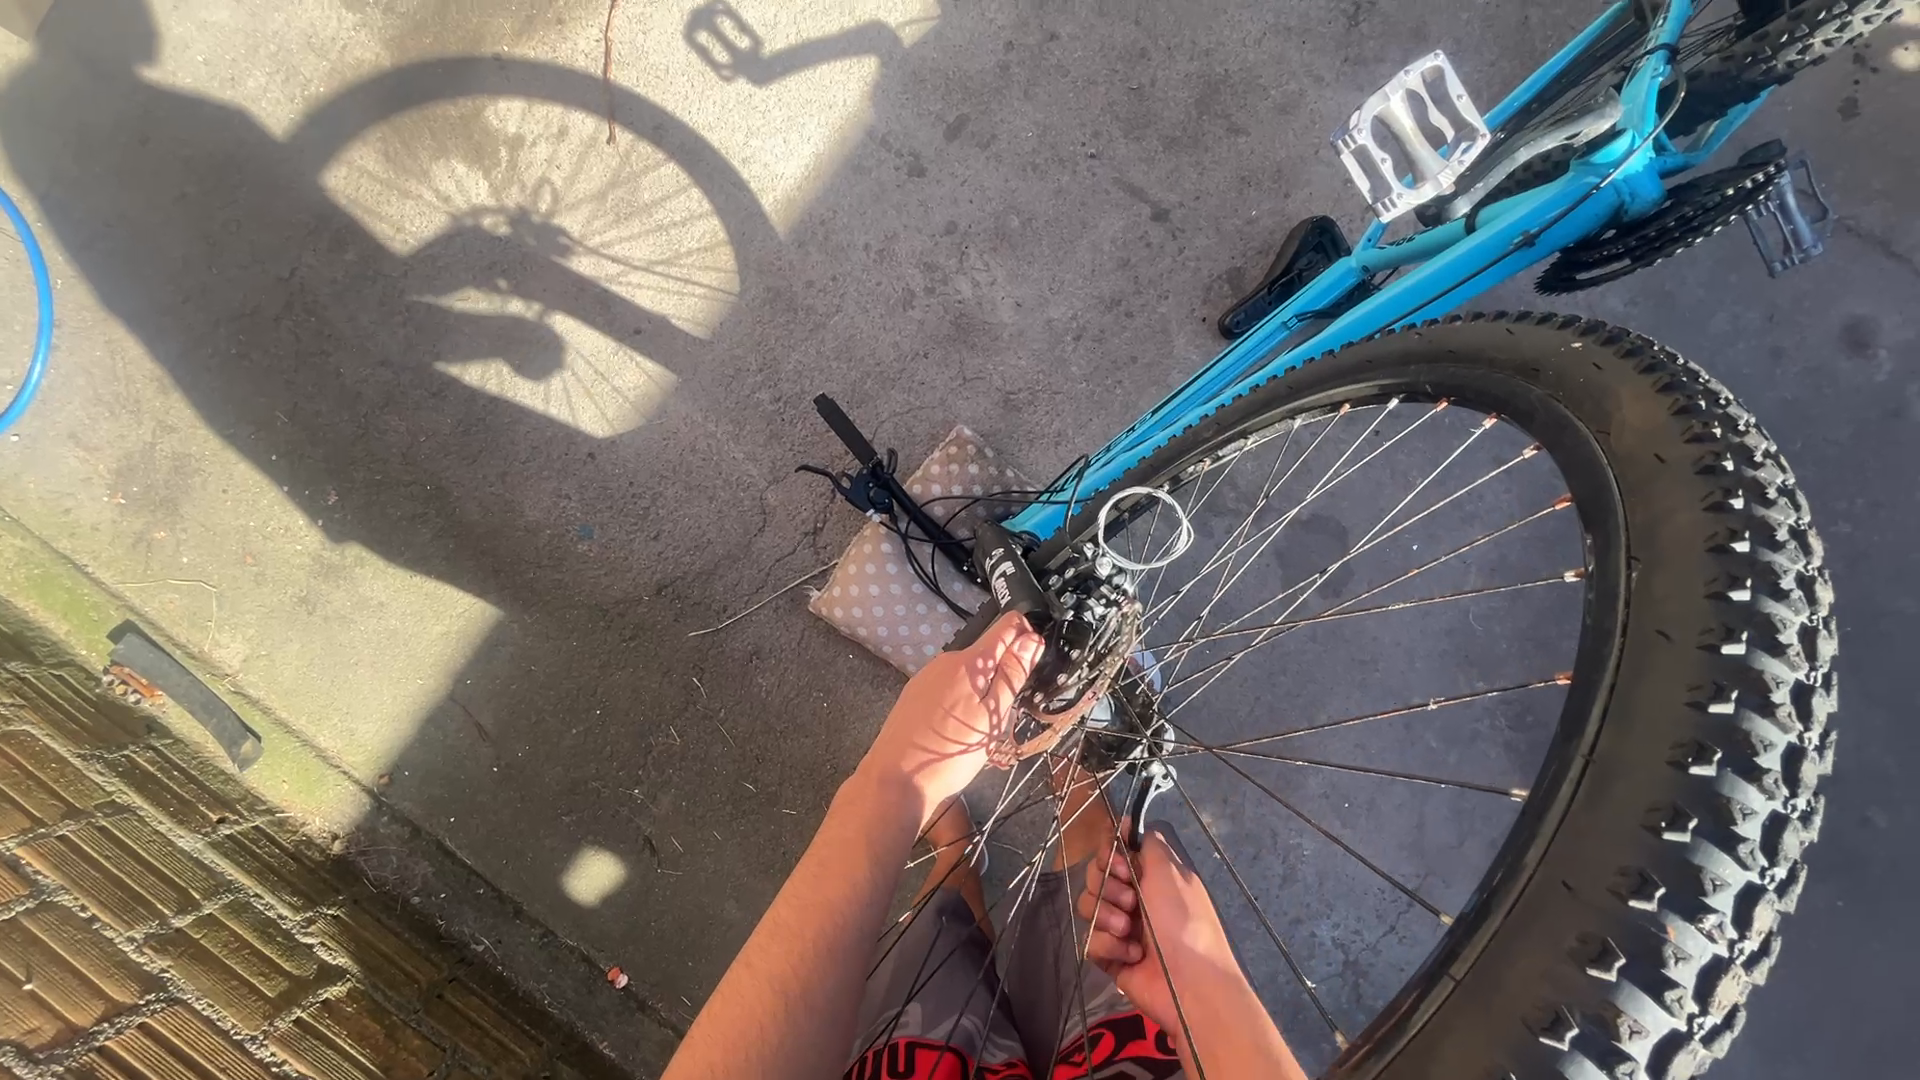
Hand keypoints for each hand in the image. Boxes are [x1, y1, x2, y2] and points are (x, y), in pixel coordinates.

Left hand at [858, 613, 1043, 822]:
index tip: (1035, 663)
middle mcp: (946, 660)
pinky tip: (956, 730)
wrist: (895, 780)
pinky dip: (961, 701)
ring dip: (982, 692)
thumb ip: (1012, 675)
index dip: (1028, 636)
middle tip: (1005, 716)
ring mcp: (927, 676)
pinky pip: (949, 686)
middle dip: (1004, 675)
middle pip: (987, 653)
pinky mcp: (915, 693)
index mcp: (970, 661)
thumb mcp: (992, 717)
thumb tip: (1032, 639)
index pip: (1007, 626)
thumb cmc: (950, 752)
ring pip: (968, 674)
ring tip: (980, 730)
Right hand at [1077, 825, 1240, 1041]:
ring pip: (1089, 905)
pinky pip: (1090, 939)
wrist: (1190, 985)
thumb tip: (1133, 823)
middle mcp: (1133, 897)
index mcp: (1149, 875)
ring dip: (1107, 915)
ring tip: (1128, 930)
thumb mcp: (1172, 871)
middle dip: (1108, 884)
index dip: (1109, 852)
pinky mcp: (1110, 956)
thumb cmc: (1183, 921)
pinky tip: (1131, 955)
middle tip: (1131, 900)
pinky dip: (1109, 945)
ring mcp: (1120, 927)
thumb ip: (1151, 842)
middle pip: (1096, 874)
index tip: (1121, 861)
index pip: (1114, 850)